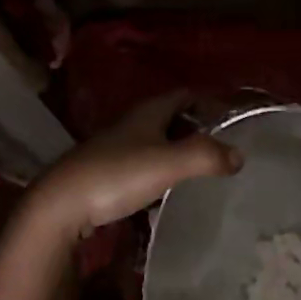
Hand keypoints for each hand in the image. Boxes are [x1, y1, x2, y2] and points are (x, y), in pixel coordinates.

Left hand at [28, 91, 242, 237]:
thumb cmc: (117, 175)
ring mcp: (118, 148)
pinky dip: (161, 175)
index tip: (232, 117)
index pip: (185, 94)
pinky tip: (169, 197)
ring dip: (179, 152)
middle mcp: (134, 123)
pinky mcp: (107, 174)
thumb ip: (205, 156)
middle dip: (197, 127)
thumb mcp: (167, 163)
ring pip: (157, 142)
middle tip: (223, 148)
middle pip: (172, 117)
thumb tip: (240, 155)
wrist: (60, 205)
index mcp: (150, 111)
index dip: (209, 100)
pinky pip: (144, 167)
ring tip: (203, 173)